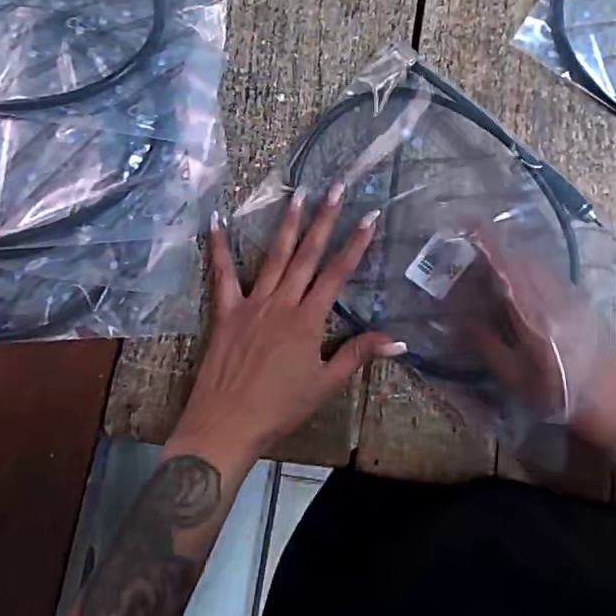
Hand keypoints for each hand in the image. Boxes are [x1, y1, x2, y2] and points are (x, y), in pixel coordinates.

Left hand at [167, 189, 403, 466]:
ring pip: (274, 257)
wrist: (224, 427)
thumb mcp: (325, 385)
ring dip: (288, 224)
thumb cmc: (279, 409)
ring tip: (298, 194)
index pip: (338, 273)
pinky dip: (219, 248)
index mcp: (308, 320)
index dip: (356, 243)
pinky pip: (222, 275)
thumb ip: (358, 355)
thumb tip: (398, 340)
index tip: (369, 215)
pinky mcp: (226, 313)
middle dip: (325, 219)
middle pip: (308, 255)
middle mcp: (282, 303)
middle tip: (335, 188)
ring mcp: (252, 304)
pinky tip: (217, 221)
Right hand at [464, 231, 615, 451]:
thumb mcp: (516, 378)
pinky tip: (517, 280)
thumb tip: (460, 319)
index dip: (488, 244)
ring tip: (488, 260)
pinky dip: (528, 267)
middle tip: (469, 244)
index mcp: (536, 314)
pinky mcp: (579, 300)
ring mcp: (570, 295)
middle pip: (522, 259)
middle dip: (495, 246)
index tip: (469, 225)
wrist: (613, 403)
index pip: (508, 268)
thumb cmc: (560, 396)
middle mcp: (554, 296)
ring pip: (537, 264)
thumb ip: (487, 345)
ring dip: (512, 256)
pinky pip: (548, 273)